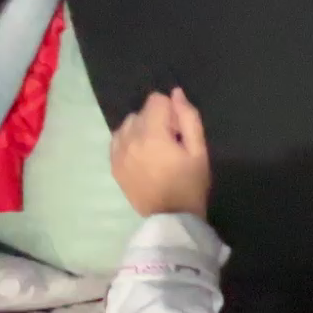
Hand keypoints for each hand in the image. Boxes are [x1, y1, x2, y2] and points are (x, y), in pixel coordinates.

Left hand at [111, 88, 210, 217]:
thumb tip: (176, 93)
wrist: (172, 218)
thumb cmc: (190, 184)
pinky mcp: (113, 165)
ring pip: (128, 124)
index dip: (172, 112)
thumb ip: (188, 118)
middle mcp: (129, 139)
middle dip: (157, 120)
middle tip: (170, 143)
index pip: (156, 100)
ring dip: (141, 129)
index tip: (179, 132)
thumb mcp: (199, 150)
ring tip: (155, 150)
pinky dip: (129, 141)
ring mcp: (118, 153)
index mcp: (151, 134)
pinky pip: (118, 139)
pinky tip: (142, 156)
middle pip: (141, 111)